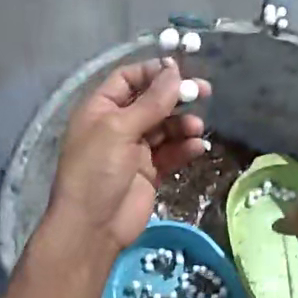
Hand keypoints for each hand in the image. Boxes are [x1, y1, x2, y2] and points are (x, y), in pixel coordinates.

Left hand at [48, 58, 210, 250]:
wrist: (93, 227)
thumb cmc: (97, 172)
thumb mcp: (120, 130)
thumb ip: (151, 103)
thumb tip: (175, 73)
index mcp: (100, 109)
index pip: (128, 79)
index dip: (153, 73)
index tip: (181, 70)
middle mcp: (117, 126)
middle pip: (151, 102)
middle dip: (176, 97)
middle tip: (204, 92)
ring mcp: (134, 151)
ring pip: (165, 128)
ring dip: (182, 125)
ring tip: (197, 128)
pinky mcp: (149, 173)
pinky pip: (171, 154)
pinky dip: (184, 148)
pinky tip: (198, 147)